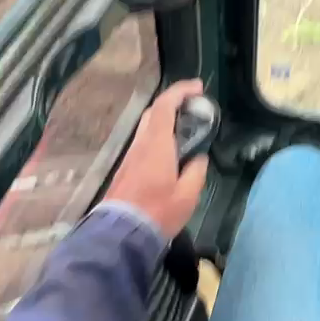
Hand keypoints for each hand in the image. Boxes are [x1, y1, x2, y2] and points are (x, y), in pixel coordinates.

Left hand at [102, 80, 208, 238]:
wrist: (121, 234)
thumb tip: (198, 159)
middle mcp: (140, 145)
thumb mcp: (187, 195)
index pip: (164, 106)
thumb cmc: (157, 212)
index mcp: (156, 145)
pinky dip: (158, 135)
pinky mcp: (126, 169)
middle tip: (194, 106)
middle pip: (153, 112)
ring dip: (165, 119)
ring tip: (185, 127)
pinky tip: (171, 149)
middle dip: (173, 102)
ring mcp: (130, 157)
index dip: (180, 91)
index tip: (198, 87)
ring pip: (147, 127)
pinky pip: (144, 142)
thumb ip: (196, 172)